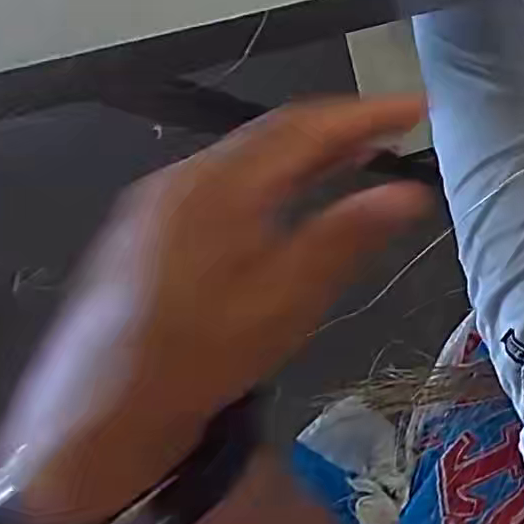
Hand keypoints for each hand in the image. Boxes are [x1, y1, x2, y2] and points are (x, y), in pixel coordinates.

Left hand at [0, 97, 431, 523]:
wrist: (101, 417)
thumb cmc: (204, 353)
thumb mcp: (288, 297)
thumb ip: (350, 236)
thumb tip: (414, 192)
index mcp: (215, 189)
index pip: (305, 129)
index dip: (368, 113)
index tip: (422, 106)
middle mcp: (187, 180)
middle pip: (280, 130)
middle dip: (349, 120)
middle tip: (408, 118)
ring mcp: (172, 199)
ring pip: (262, 149)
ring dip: (324, 140)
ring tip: (380, 139)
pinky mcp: (169, 221)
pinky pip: (245, 171)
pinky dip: (296, 163)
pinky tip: (323, 173)